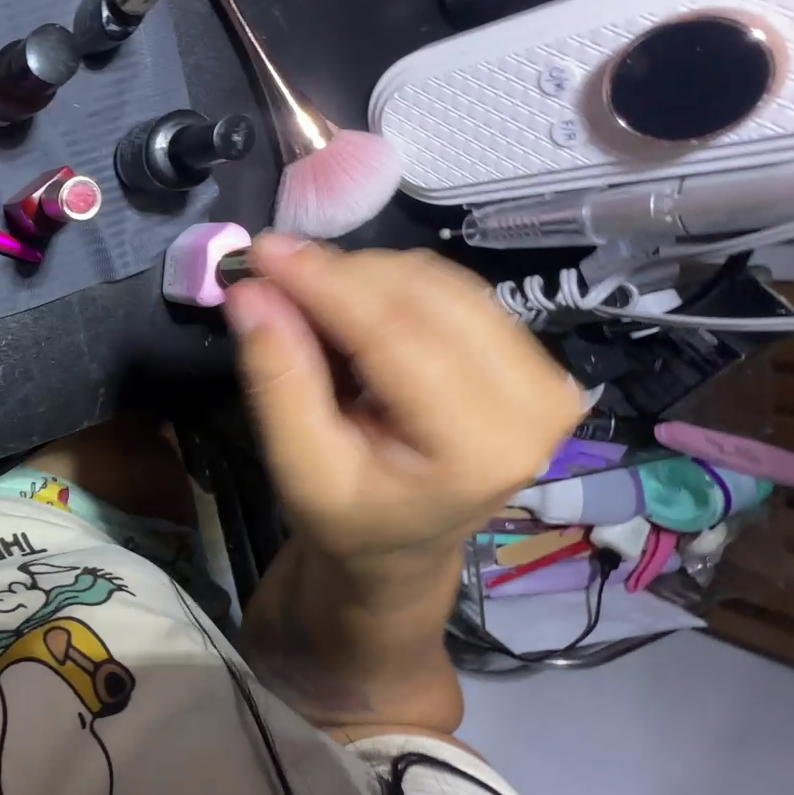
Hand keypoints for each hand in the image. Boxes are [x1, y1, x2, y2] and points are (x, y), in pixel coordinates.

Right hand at [224, 236, 586, 568]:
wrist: (400, 542)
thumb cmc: (347, 516)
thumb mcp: (298, 467)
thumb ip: (279, 382)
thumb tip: (250, 295)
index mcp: (478, 446)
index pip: (398, 335)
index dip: (326, 285)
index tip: (262, 252)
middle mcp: (534, 402)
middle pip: (424, 296)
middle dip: (337, 273)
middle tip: (267, 272)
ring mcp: (543, 374)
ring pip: (437, 281)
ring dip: (358, 275)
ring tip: (299, 298)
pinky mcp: (529, 356)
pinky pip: (448, 289)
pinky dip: (383, 284)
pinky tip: (342, 306)